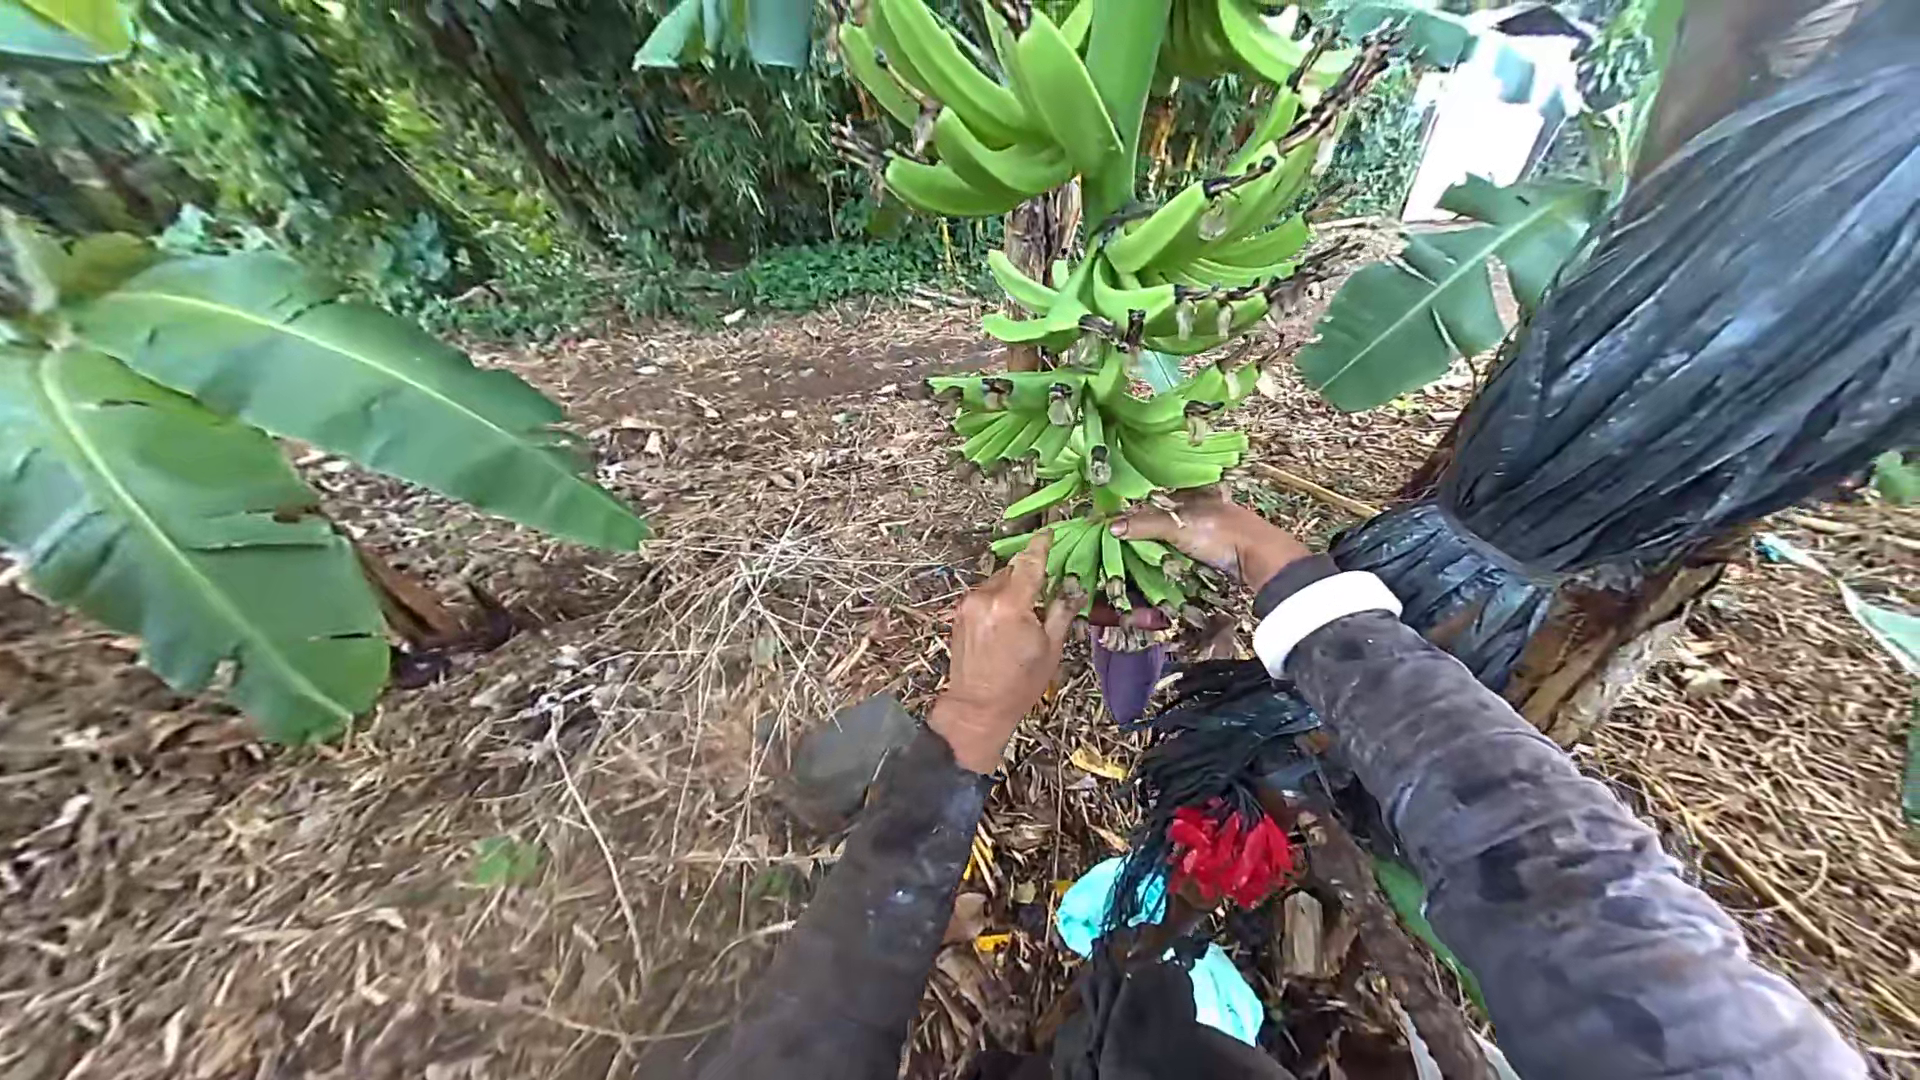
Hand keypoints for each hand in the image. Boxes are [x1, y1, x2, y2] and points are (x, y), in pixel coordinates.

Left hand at [931, 532, 1074, 772]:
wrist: (976, 707)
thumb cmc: (1018, 684)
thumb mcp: (1050, 648)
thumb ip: (1061, 610)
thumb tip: (1072, 585)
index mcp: (1010, 606)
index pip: (1029, 563)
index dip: (1041, 545)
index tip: (1049, 533)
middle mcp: (985, 599)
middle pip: (1013, 571)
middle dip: (1030, 576)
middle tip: (1045, 591)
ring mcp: (968, 605)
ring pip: (998, 582)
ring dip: (1013, 590)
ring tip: (1025, 616)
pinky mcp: (960, 613)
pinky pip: (985, 595)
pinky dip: (998, 600)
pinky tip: (1007, 623)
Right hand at [1109, 489, 1309, 591]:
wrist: (1259, 558)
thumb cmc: (1220, 533)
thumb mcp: (1176, 526)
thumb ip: (1143, 525)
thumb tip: (1110, 527)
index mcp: (1187, 491)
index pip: (1150, 497)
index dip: (1131, 510)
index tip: (1110, 526)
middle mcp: (1193, 505)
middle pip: (1156, 517)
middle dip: (1137, 530)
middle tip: (1115, 544)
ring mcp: (1200, 528)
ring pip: (1165, 535)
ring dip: (1149, 546)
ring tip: (1127, 556)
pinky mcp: (1205, 548)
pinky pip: (1175, 549)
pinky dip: (1163, 556)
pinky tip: (1151, 562)